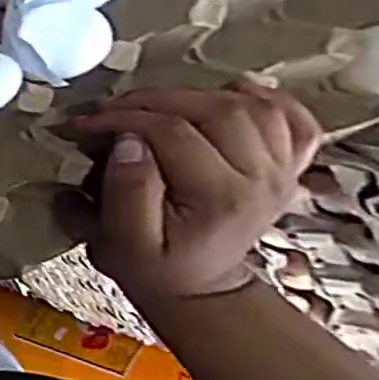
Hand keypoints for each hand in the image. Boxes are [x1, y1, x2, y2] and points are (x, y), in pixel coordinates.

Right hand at [71, 81, 320, 302]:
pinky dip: (266, 98)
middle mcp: (262, 179)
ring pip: (251, 106)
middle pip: (216, 110)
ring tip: (152, 104)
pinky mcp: (288, 166)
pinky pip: (293, 119)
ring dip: (197, 94)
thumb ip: (126, 191)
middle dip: (155, 99)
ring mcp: (282, 171)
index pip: (173, 133)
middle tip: (111, 107)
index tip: (85, 122)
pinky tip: (232, 93)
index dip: (124, 119)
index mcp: (220, 198)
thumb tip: (127, 141)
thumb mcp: (123, 240)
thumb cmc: (152, 266)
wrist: (198, 286)